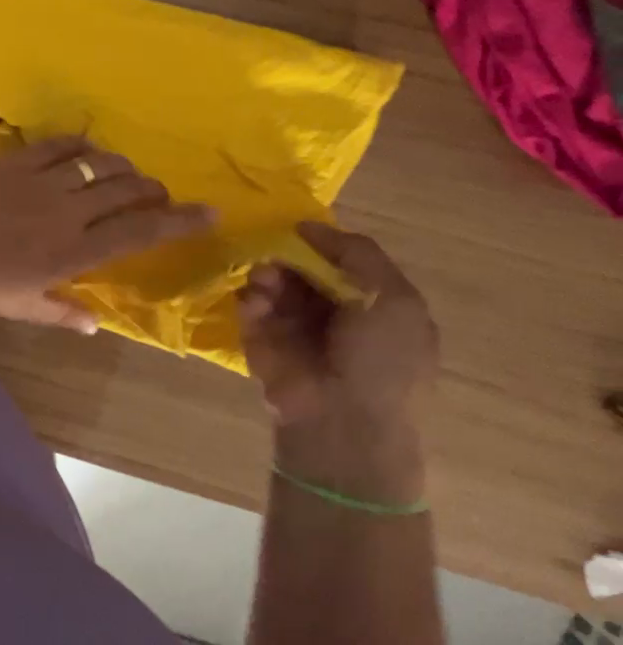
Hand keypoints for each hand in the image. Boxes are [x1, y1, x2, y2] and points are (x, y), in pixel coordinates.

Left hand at [0, 136, 214, 332]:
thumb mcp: (19, 308)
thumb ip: (61, 314)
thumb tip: (96, 324)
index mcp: (74, 251)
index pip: (141, 232)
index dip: (181, 221)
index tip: (210, 213)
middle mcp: (66, 212)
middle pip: (127, 192)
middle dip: (154, 191)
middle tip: (159, 195)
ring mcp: (39, 181)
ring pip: (99, 165)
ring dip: (122, 167)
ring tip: (127, 175)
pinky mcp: (13, 161)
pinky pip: (58, 145)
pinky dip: (80, 145)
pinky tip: (87, 151)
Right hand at [239, 222, 438, 428]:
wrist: (343, 418)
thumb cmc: (382, 359)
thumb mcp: (394, 299)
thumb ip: (357, 254)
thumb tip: (310, 226)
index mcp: (376, 303)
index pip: (343, 259)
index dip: (323, 242)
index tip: (299, 229)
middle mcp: (334, 310)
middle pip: (302, 265)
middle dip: (289, 256)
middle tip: (276, 253)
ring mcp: (294, 323)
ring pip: (273, 280)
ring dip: (268, 274)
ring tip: (266, 280)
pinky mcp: (259, 335)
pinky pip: (249, 303)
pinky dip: (251, 298)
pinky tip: (257, 304)